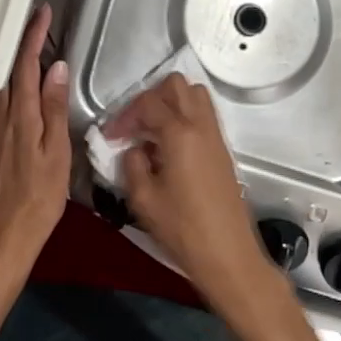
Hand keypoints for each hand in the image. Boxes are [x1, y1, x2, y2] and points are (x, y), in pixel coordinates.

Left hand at [0, 5, 69, 267]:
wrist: (4, 235)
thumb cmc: (38, 198)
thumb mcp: (56, 154)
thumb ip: (55, 109)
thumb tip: (57, 68)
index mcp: (21, 116)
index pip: (25, 65)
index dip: (33, 36)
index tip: (42, 11)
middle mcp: (2, 115)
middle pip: (9, 68)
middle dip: (21, 40)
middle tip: (37, 19)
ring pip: (0, 82)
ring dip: (13, 58)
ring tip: (28, 43)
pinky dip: (7, 79)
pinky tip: (12, 82)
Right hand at [108, 74, 268, 300]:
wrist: (228, 255)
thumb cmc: (183, 229)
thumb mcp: (143, 199)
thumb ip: (132, 165)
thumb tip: (134, 150)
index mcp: (179, 133)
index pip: (147, 103)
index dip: (124, 116)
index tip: (111, 136)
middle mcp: (200, 125)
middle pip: (176, 85)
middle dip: (150, 98)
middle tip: (135, 124)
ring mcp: (216, 136)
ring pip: (194, 94)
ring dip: (171, 103)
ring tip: (153, 131)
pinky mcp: (223, 149)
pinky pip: (204, 114)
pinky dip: (185, 117)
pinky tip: (170, 146)